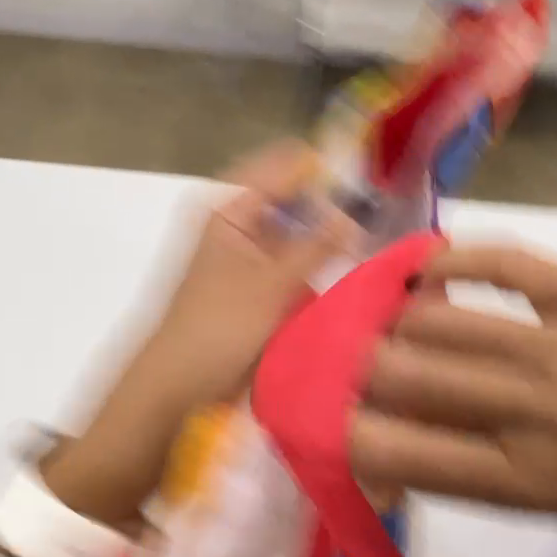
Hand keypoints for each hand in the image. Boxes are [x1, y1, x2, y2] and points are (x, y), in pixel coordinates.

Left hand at [42, 141, 355, 525]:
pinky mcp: (254, 292)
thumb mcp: (272, 283)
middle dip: (332, 212)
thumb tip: (357, 213)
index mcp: (229, 208)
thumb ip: (317, 244)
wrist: (176, 389)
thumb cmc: (218, 329)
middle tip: (379, 225)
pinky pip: (294, 271)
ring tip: (372, 252)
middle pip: (295, 203)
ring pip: (299, 239)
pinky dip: (316, 274)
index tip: (374, 186)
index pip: (287, 167)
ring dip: (327, 247)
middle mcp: (236, 225)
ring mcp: (245, 259)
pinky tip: (348, 281)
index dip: (327, 172)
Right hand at [349, 245, 556, 535]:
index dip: (340, 428)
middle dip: (357, 365)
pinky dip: (449, 261)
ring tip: (381, 315)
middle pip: (403, 373)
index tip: (324, 415)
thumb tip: (386, 435)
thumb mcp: (547, 508)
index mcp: (516, 478)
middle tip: (345, 357)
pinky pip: (502, 264)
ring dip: (393, 316)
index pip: (392, 449)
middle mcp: (529, 412)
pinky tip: (424, 270)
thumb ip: (464, 468)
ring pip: (438, 319)